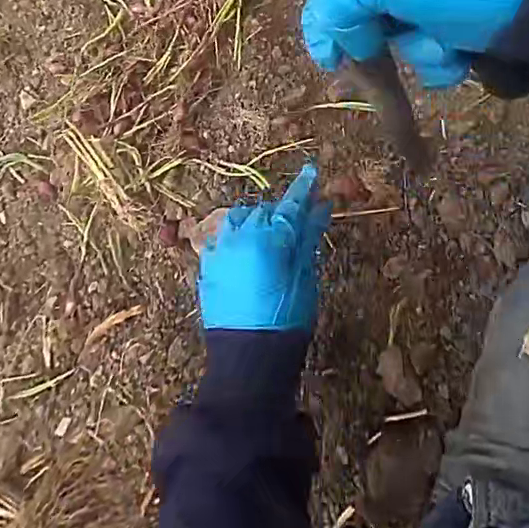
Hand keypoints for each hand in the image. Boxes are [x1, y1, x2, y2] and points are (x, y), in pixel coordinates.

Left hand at [197, 162, 330, 330]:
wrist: (248, 357)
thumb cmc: (287, 316)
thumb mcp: (305, 274)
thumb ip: (309, 236)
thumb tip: (321, 205)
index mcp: (267, 235)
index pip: (290, 203)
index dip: (304, 187)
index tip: (312, 170)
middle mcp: (238, 236)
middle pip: (263, 210)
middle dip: (280, 212)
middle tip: (298, 225)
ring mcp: (218, 251)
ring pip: (239, 221)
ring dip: (256, 223)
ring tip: (271, 239)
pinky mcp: (207, 268)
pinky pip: (224, 240)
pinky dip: (239, 239)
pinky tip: (250, 255)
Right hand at [301, 0, 528, 88]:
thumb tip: (334, 39)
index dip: (328, 21)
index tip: (332, 62)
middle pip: (373, 12)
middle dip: (388, 39)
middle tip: (396, 51)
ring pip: (411, 37)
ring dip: (426, 53)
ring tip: (452, 47)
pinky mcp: (476, 15)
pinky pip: (446, 48)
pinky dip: (453, 59)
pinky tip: (472, 54)